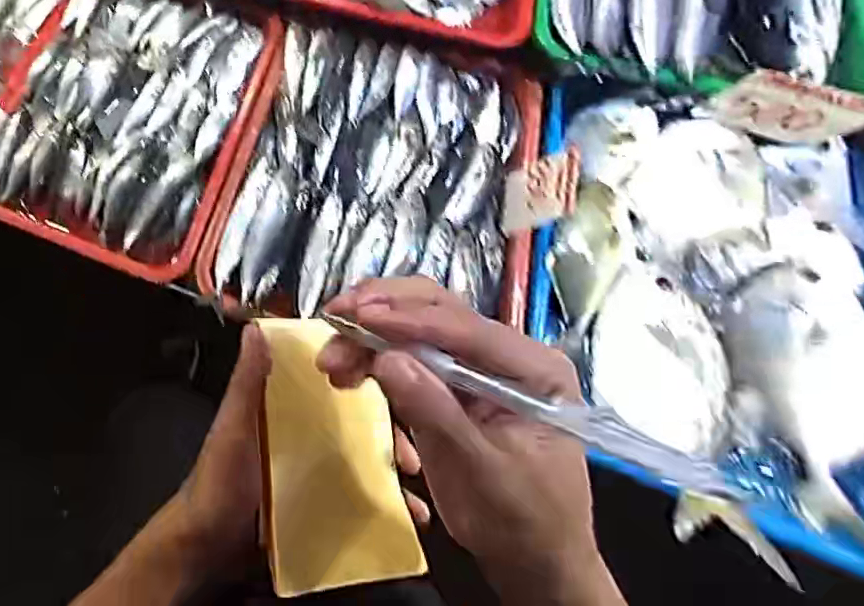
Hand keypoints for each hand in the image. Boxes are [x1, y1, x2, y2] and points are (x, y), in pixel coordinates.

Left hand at [172, 324, 430, 567]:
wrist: (212, 545)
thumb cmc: (219, 477)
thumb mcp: (234, 423)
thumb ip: (248, 379)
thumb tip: (257, 328)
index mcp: (279, 407)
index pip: (327, 387)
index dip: (361, 388)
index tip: (395, 396)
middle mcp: (299, 435)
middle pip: (353, 426)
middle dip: (388, 437)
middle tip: (413, 459)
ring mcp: (309, 472)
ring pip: (360, 464)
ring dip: (391, 477)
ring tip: (415, 500)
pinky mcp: (317, 507)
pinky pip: (356, 502)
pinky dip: (382, 509)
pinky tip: (406, 524)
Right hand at [318, 279, 623, 605]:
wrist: (531, 558)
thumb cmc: (521, 521)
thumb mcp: (482, 472)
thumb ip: (436, 412)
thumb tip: (387, 360)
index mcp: (532, 367)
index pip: (464, 326)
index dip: (407, 318)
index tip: (358, 318)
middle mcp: (501, 349)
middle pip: (430, 305)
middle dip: (376, 310)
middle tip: (334, 320)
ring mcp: (470, 357)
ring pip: (406, 319)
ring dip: (363, 333)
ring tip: (331, 361)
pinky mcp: (443, 370)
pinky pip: (397, 345)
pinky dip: (366, 352)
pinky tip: (344, 372)